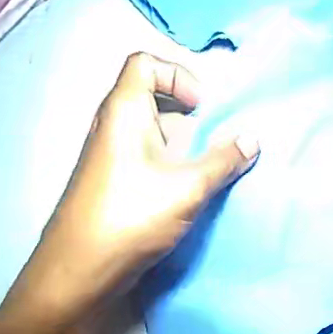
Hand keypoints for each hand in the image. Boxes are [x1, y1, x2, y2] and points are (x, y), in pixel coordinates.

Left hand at [15, 53, 256, 323]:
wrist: (80, 271)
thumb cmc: (132, 217)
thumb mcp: (188, 187)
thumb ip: (223, 161)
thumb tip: (252, 139)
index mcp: (123, 111)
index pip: (145, 63)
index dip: (178, 75)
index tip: (203, 108)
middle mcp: (113, 126)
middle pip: (153, 97)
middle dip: (190, 115)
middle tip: (214, 141)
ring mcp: (111, 155)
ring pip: (153, 132)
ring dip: (184, 144)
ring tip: (208, 170)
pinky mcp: (114, 183)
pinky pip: (148, 158)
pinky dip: (172, 165)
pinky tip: (189, 192)